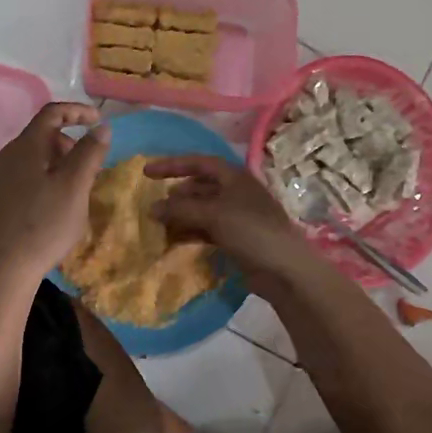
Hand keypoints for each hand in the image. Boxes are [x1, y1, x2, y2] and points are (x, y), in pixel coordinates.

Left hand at [0, 103, 110, 278]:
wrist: (3, 267)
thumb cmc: (43, 224)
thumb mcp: (74, 187)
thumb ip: (89, 153)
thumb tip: (101, 127)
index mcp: (25, 146)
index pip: (52, 113)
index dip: (78, 111)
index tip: (99, 121)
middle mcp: (6, 155)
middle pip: (41, 135)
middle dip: (69, 143)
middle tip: (90, 167)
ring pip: (33, 157)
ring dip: (58, 163)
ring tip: (75, 189)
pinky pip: (24, 175)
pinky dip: (44, 178)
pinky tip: (53, 204)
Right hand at [144, 156, 317, 293]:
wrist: (284, 269)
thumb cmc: (251, 230)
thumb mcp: (213, 214)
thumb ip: (180, 209)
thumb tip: (151, 208)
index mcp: (234, 177)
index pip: (199, 163)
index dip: (172, 165)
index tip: (147, 173)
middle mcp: (235, 192)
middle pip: (199, 187)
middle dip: (176, 196)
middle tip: (155, 206)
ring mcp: (236, 216)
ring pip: (201, 210)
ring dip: (181, 216)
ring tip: (160, 225)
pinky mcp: (235, 238)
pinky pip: (206, 229)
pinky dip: (190, 232)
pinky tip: (174, 240)